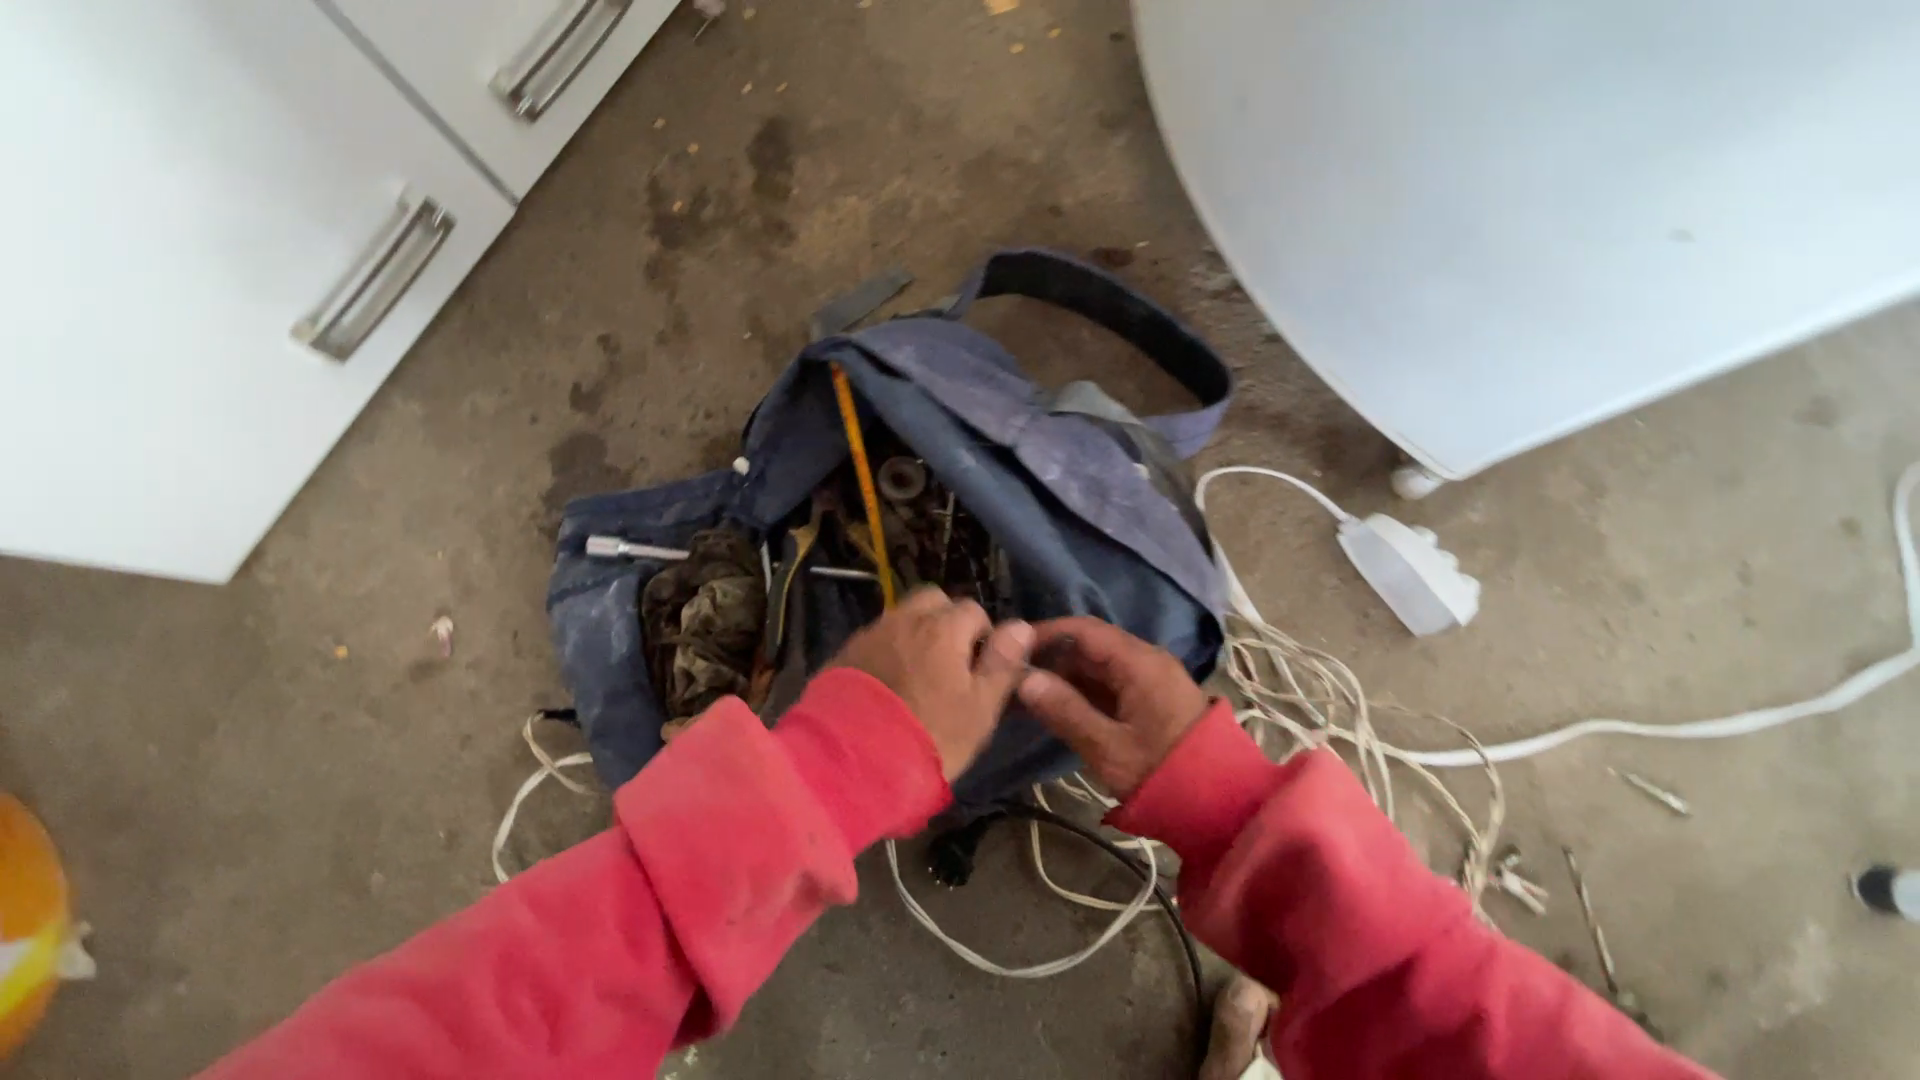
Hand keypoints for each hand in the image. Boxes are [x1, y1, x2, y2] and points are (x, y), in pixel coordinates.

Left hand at [827, 587, 1033, 779]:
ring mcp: (871, 634)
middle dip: (946, 621)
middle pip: (933, 601)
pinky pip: (876, 639)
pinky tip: (887, 683)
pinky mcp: (845, 653)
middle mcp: (905, 619)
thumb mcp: (980, 708)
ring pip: (902, 617)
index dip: (982, 635)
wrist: (855, 761)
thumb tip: (1020, 626)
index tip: (979, 668)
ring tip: (917, 674)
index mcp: (943, 628)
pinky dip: (887, 650)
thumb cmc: (931, 735)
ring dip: (915, 634)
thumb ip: (1002, 663)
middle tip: (949, 661)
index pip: (973, 610)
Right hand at [1016, 616, 1209, 797]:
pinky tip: (1056, 710)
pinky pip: (1110, 685)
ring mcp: (1152, 681)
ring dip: (1064, 679)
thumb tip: (1024, 679)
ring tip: (1026, 698)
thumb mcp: (1108, 747)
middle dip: (1050, 660)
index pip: (1084, 630)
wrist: (1220, 806)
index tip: (1011, 647)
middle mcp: (1147, 661)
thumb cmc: (1162, 773)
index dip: (1046, 634)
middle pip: (1089, 647)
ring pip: (1098, 668)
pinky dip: (1082, 693)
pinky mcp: (1152, 701)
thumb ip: (1065, 710)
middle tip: (1011, 679)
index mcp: (1139, 663)